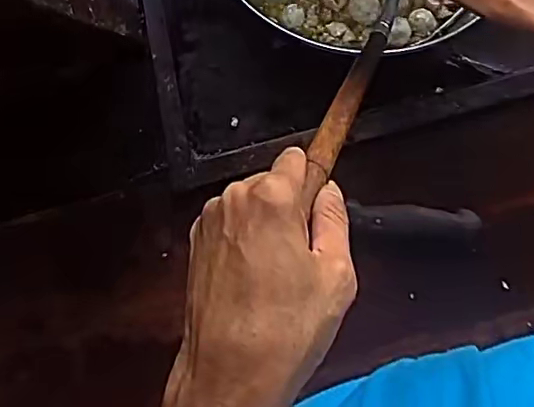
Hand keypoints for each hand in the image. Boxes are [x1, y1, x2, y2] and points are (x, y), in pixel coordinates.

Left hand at [164, 147, 356, 406]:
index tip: (316, 205)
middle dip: (287, 207)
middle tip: (299, 256)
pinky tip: (250, 278)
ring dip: (262, 224)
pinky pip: (229, 222)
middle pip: (272, 181)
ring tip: (273, 275)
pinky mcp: (197, 237)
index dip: (311, 181)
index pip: (297, 157)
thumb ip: (336, 220)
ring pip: (250, 202)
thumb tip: (330, 192)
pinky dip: (240, 238)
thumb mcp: (336, 277)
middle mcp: (236, 196)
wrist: (228, 375)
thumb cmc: (284, 331)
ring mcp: (212, 216)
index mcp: (272, 196)